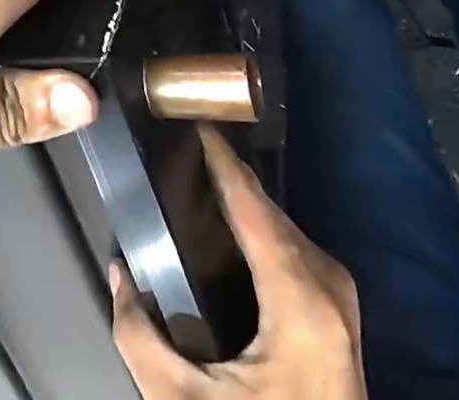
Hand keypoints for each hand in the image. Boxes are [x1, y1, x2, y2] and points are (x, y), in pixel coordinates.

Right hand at [111, 126, 366, 399]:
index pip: (252, 206)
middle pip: (269, 209)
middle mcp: (328, 288)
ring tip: (201, 174)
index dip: (221, 160)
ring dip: (244, 197)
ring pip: (284, 223)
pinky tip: (233, 220)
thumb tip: (118, 275)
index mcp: (300, 301)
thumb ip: (137, 336)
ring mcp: (340, 299)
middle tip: (184, 147)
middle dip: (228, 173)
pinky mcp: (337, 311)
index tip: (195, 122)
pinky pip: (293, 244)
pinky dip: (260, 222)